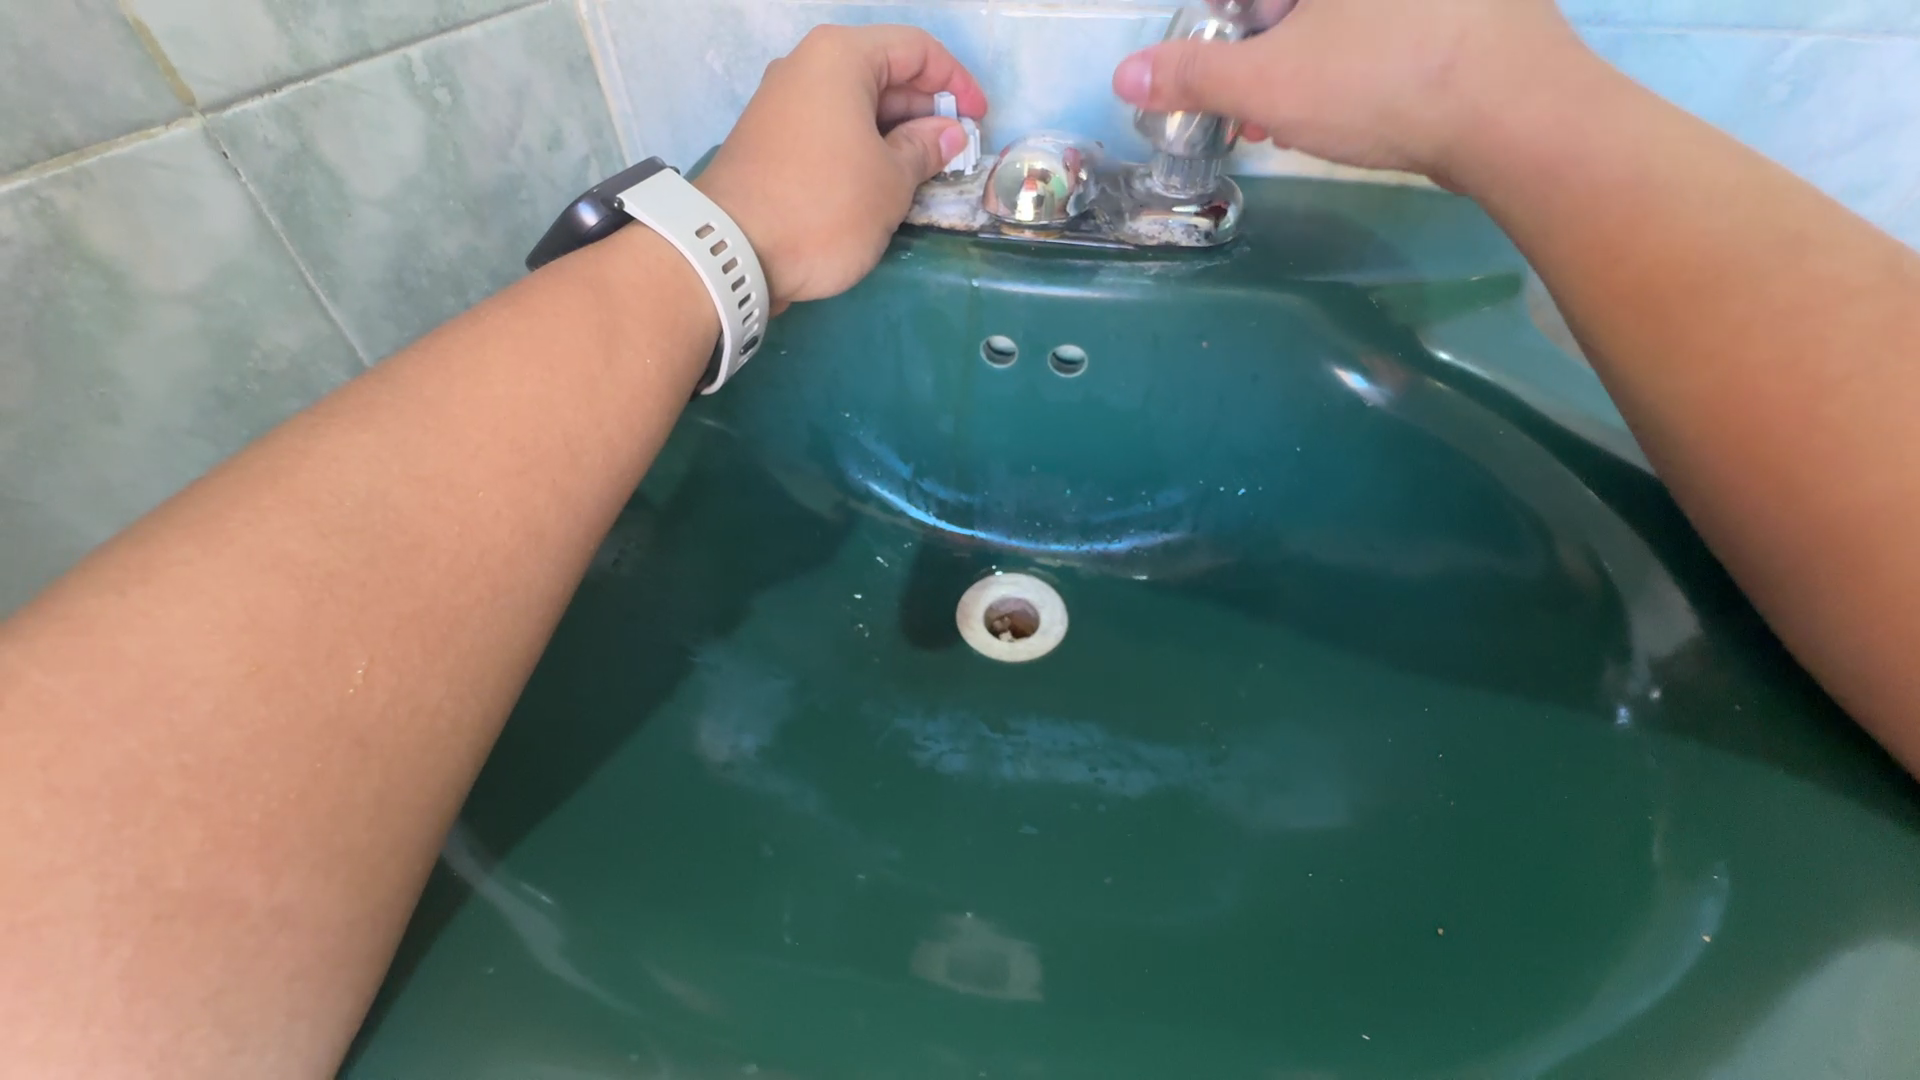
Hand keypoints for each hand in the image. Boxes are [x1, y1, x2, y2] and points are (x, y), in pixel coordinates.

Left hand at [695, 25, 987, 309]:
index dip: (956, 82)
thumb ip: (924, 150)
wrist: (734, 252)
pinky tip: (883, 185)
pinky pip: (832, 132)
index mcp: (841, 58)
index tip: (979, 120)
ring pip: (856, 108)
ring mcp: (784, 105)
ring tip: (925, 176)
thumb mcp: (890, 183)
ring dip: (896, 137)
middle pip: (884, 76)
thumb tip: (947, 134)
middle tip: (955, 155)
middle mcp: (808, 68)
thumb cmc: (825, 208)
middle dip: (926, 112)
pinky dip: (864, 151)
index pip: (915, 49)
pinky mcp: (772, 143)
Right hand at [1112, 0, 1593, 185]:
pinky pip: (1377, 18)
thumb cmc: (1380, 83)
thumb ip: (1191, 76)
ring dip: (1296, 57)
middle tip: (1246, 105)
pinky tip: (1335, 105)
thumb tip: (1124, 74)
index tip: (1217, 68)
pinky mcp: (1460, 1)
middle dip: (1257, 44)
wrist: (1515, 112)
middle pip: (1286, 0)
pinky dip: (1342, 53)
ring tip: (1282, 120)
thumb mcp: (1266, 84)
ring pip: (1333, 10)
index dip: (1222, 24)